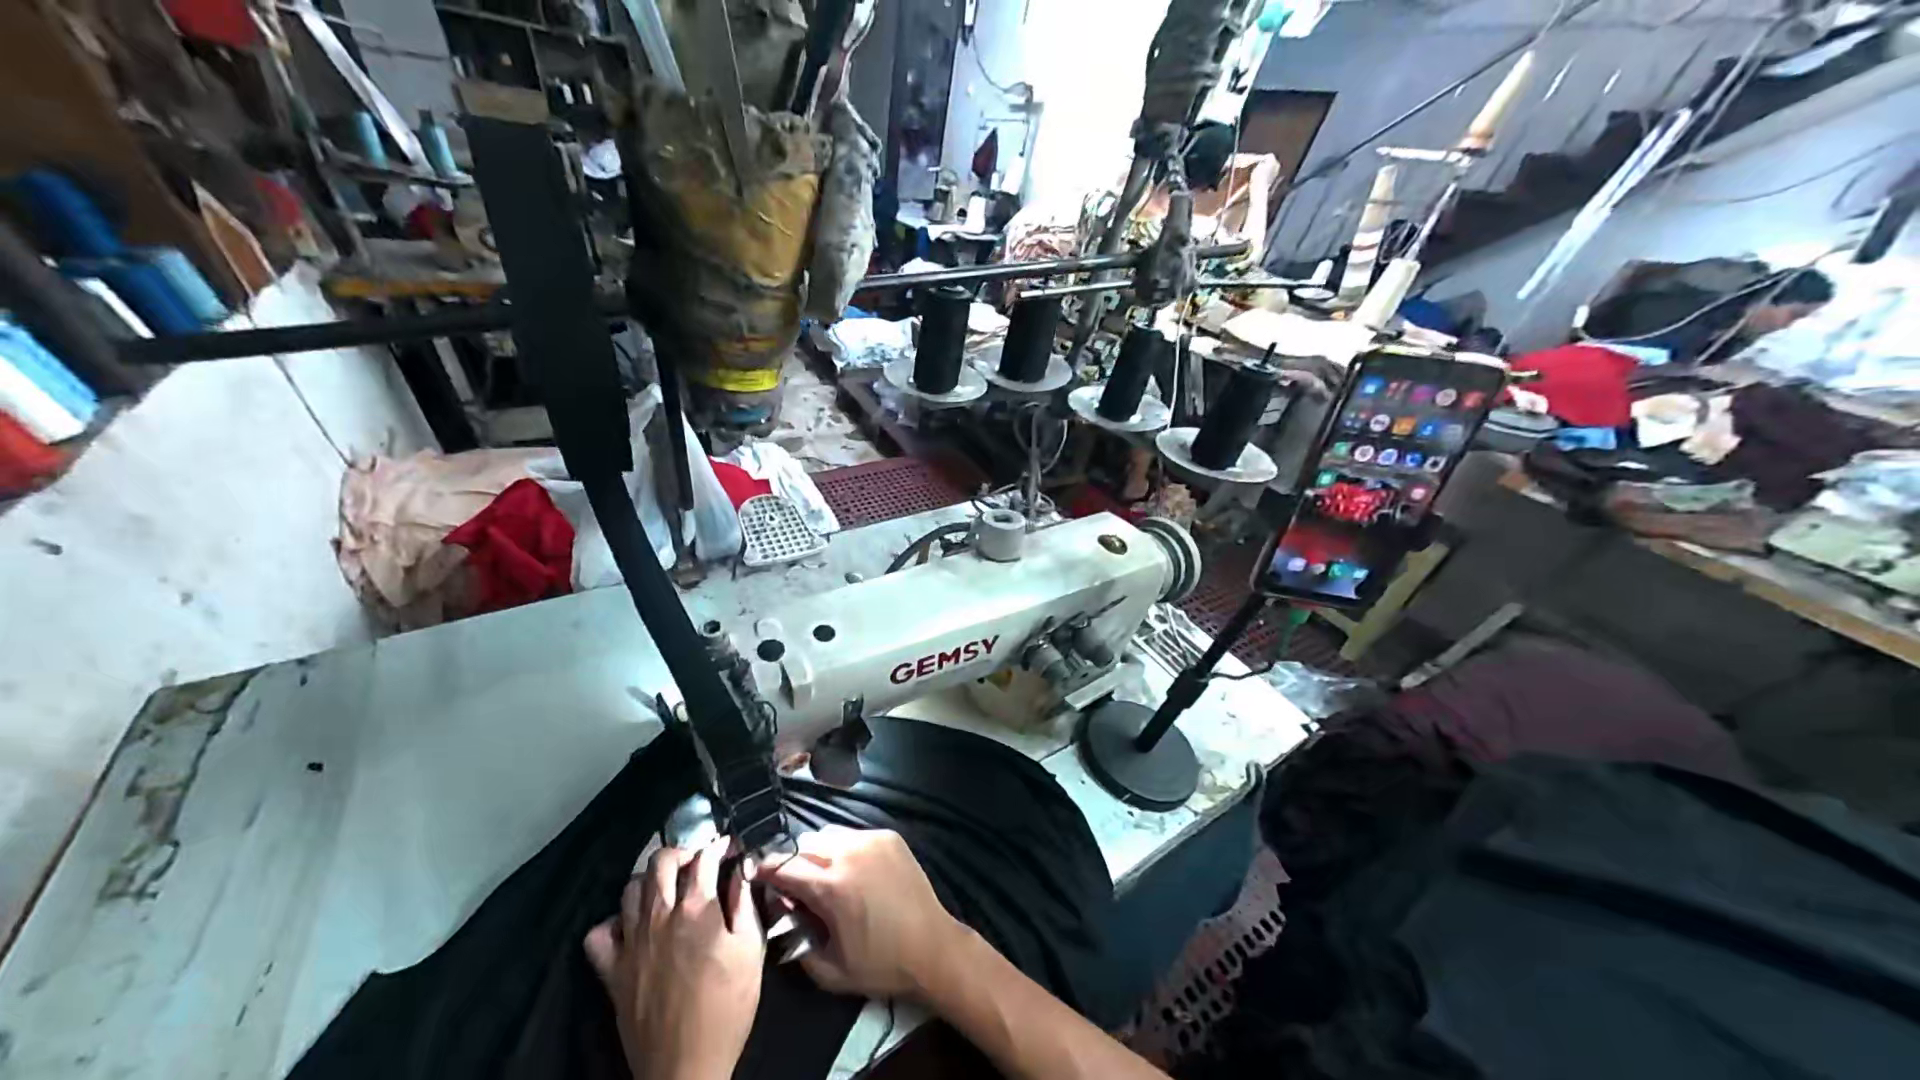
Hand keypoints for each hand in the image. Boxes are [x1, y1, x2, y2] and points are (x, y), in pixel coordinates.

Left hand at [584, 837, 764, 1079]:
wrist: (686, 1066)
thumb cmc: (728, 1007)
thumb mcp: (751, 951)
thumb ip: (744, 904)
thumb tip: (742, 870)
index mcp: (697, 909)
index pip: (705, 857)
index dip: (720, 847)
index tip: (730, 850)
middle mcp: (659, 916)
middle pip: (661, 861)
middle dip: (682, 852)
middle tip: (698, 865)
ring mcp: (631, 942)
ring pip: (630, 888)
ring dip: (651, 880)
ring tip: (668, 890)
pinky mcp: (612, 970)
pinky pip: (599, 932)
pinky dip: (614, 921)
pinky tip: (632, 926)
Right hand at [761, 826, 968, 1000]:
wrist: (932, 948)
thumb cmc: (880, 964)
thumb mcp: (828, 970)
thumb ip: (794, 940)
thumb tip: (781, 913)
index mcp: (831, 886)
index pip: (783, 866)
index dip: (765, 871)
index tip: (757, 878)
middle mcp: (849, 854)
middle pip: (802, 845)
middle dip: (792, 863)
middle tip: (797, 886)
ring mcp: (871, 840)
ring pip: (827, 834)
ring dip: (818, 853)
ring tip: (826, 877)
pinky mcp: (889, 836)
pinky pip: (853, 835)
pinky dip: (844, 848)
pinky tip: (854, 871)